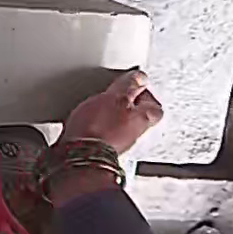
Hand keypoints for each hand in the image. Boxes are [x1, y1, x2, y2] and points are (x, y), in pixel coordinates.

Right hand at [45, 69, 163, 204]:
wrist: (78, 156)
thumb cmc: (99, 128)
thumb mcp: (115, 97)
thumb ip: (129, 85)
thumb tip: (139, 77)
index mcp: (144, 119)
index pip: (154, 105)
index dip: (144, 93)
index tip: (133, 84)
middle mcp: (134, 134)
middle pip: (138, 118)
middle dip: (128, 107)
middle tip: (117, 96)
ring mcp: (116, 144)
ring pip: (120, 127)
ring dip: (111, 119)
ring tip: (98, 108)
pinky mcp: (98, 151)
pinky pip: (101, 136)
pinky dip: (96, 129)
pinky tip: (85, 124)